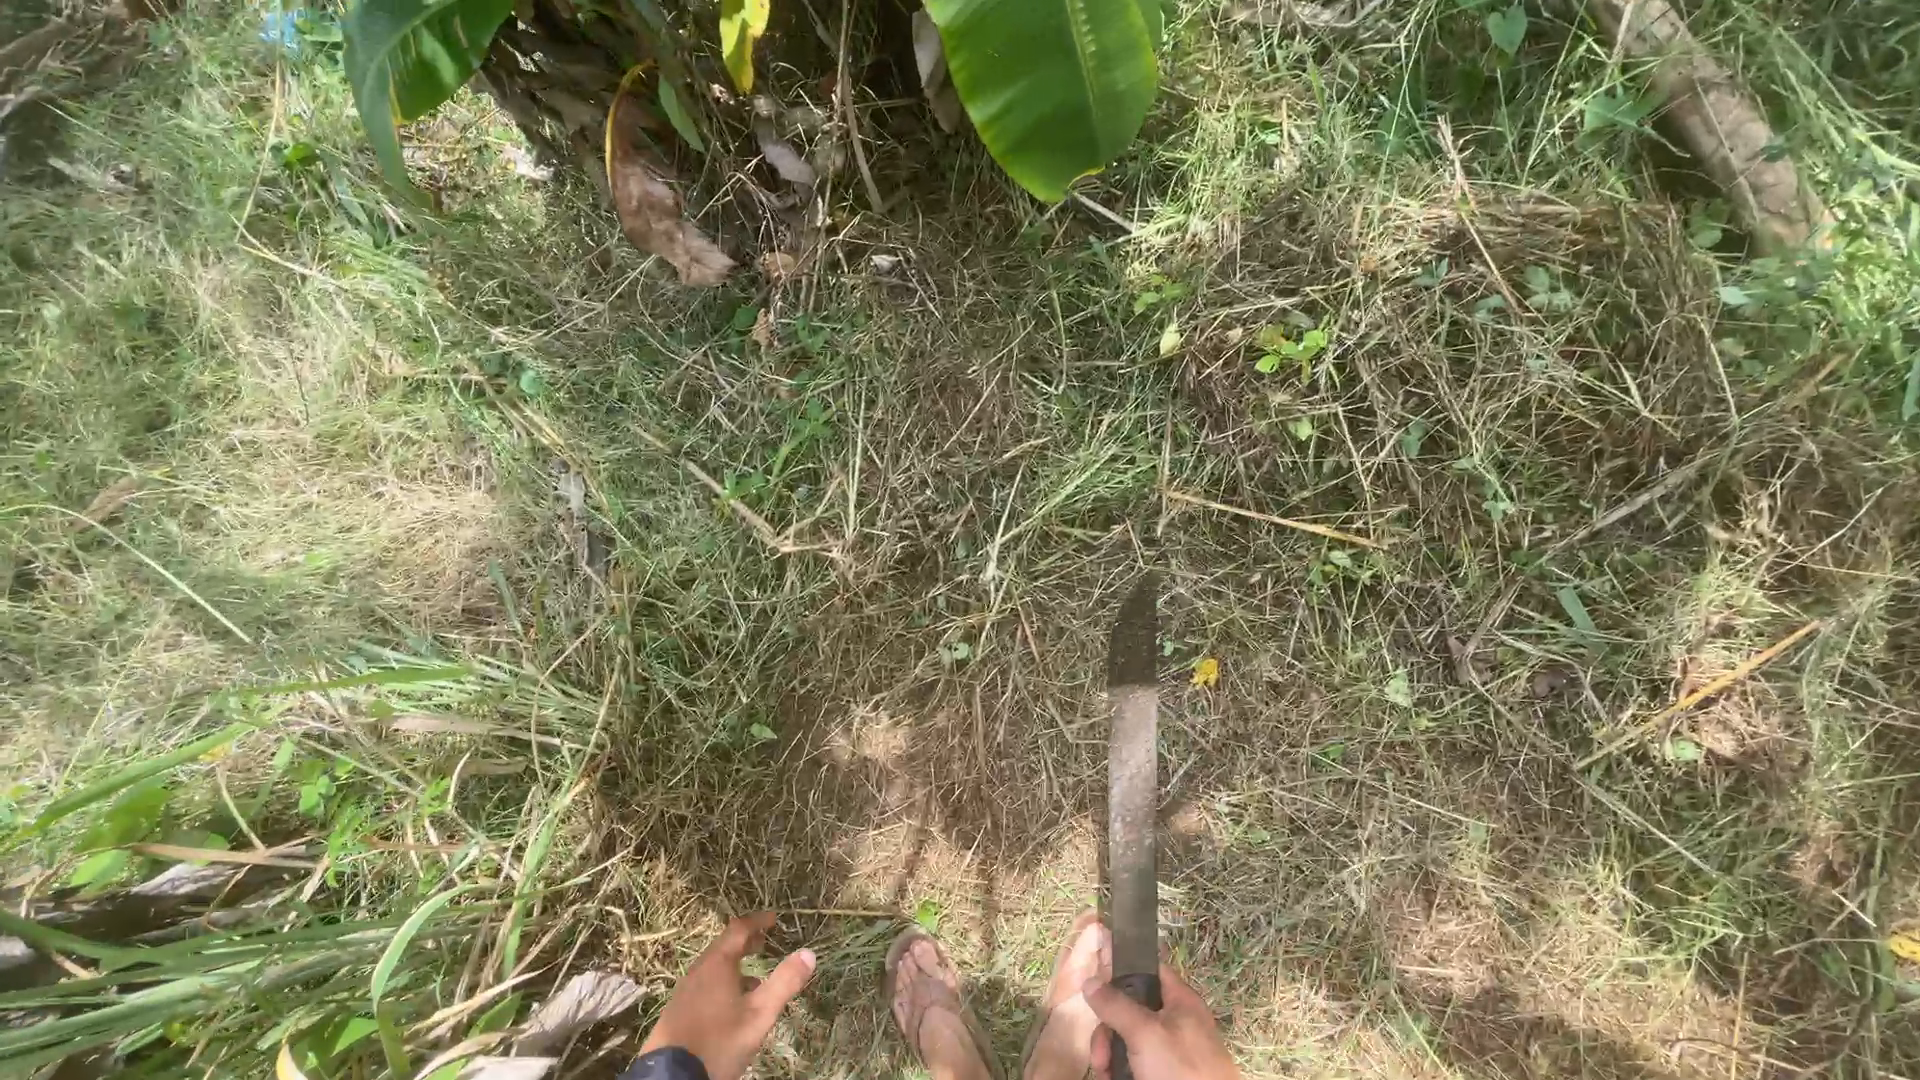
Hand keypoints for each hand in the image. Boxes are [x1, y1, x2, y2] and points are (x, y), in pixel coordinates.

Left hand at [639, 912, 816, 1079]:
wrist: (671, 1078)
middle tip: (764, 943)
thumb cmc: (719, 1041)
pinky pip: (703, 984)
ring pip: (712, 967)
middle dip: (746, 942)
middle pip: (723, 946)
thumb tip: (809, 953)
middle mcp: (698, 971)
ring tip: (754, 978)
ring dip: (734, 964)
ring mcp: (684, 991)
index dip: (758, 921)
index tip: (774, 919)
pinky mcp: (676, 1011)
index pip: (738, 929)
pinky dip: (721, 982)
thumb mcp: (759, 1015)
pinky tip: (730, 1006)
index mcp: (717, 964)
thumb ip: (784, 983)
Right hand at [1083, 965, 1239, 1079]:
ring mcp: (1171, 1050)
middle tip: (1100, 1052)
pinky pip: (1136, 1062)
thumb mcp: (1145, 1033)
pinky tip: (1112, 1078)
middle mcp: (1176, 1021)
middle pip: (1131, 1008)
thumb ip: (1116, 1005)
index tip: (1096, 981)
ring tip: (1104, 1072)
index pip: (1148, 969)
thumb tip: (1089, 981)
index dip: (1121, 969)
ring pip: (1130, 1039)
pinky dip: (1121, 1069)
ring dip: (1111, 1053)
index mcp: (1180, 1000)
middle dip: (1108, 1028)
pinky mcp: (1165, 1074)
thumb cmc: (1181, 1071)